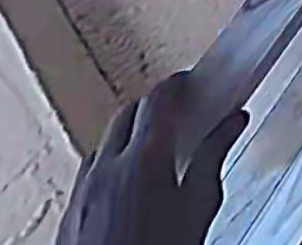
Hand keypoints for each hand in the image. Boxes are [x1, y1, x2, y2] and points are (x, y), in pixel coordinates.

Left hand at [57, 71, 248, 244]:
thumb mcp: (199, 207)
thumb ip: (214, 155)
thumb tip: (233, 122)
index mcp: (144, 160)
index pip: (158, 99)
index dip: (175, 85)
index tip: (189, 83)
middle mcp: (107, 170)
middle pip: (126, 114)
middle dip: (151, 106)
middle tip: (176, 113)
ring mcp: (82, 194)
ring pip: (103, 143)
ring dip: (127, 135)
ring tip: (152, 149)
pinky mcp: (67, 219)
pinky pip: (88, 173)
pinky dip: (109, 164)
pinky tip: (127, 184)